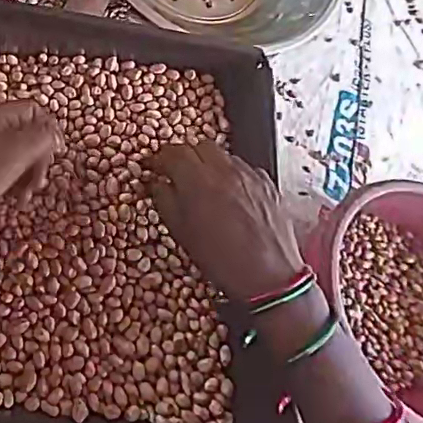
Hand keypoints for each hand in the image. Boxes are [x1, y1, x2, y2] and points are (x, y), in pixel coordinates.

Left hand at [0, 100, 62, 213]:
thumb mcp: (19, 150)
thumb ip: (42, 135)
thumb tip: (54, 134)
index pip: (35, 111)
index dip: (49, 131)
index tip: (53, 155)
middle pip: (29, 135)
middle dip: (39, 159)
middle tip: (39, 182)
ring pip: (19, 156)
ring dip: (28, 176)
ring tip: (26, 196)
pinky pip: (4, 170)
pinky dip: (14, 184)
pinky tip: (15, 200)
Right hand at [146, 142, 304, 298]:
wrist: (269, 277)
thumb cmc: (220, 259)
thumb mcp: (180, 231)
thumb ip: (164, 199)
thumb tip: (157, 182)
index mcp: (199, 181)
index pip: (174, 152)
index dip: (160, 157)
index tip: (154, 166)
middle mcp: (226, 171)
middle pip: (199, 145)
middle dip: (185, 155)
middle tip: (177, 171)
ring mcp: (250, 176)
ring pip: (223, 154)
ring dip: (208, 163)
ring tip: (203, 183)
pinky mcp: (268, 184)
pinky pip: (244, 168)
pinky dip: (231, 174)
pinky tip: (228, 193)